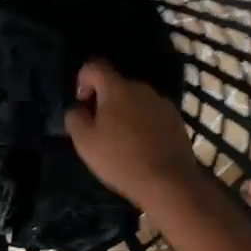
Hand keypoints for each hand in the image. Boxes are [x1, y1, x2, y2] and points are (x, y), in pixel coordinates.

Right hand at [64, 59, 200, 206]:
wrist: (169, 183)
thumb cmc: (121, 159)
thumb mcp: (84, 142)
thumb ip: (74, 117)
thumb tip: (78, 108)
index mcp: (117, 88)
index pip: (94, 67)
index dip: (82, 81)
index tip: (83, 106)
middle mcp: (141, 88)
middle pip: (116, 85)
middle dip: (105, 102)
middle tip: (100, 130)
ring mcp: (162, 103)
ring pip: (135, 101)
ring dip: (125, 114)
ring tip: (123, 142)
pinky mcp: (176, 120)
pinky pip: (152, 114)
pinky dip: (143, 124)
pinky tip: (143, 148)